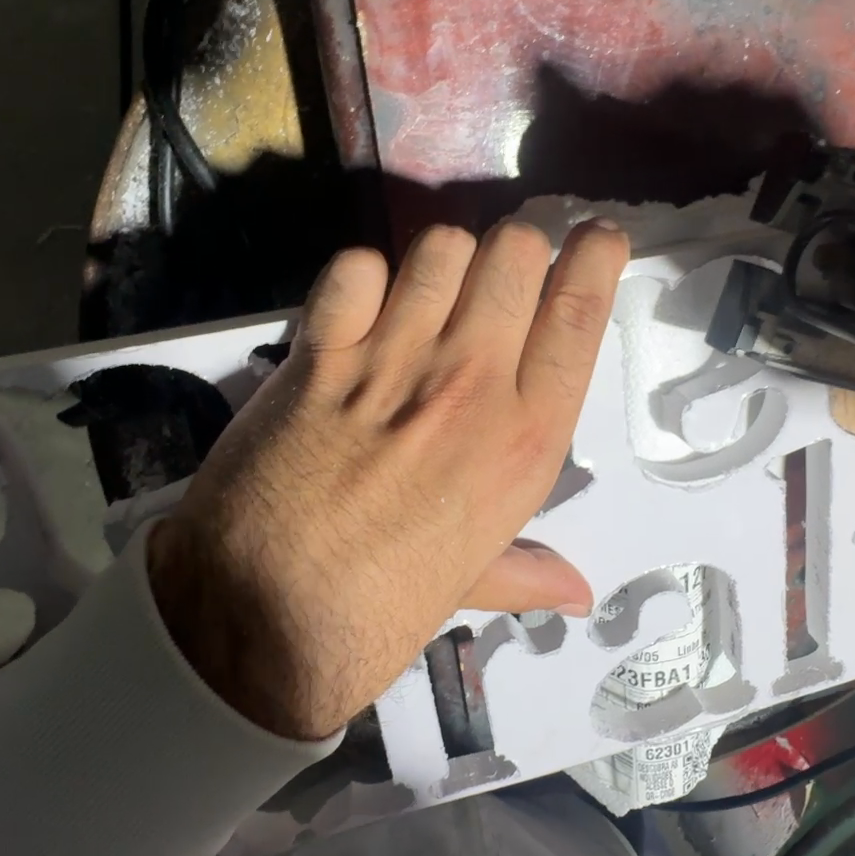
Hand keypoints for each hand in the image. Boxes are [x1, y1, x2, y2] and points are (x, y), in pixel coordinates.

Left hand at [147, 219, 629, 739]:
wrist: (259, 617)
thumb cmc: (378, 610)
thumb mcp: (468, 587)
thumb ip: (528, 571)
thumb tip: (581, 595)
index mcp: (524, 440)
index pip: (580, 314)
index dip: (595, 257)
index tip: (595, 238)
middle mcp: (470, 383)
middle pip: (515, 253)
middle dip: (514, 252)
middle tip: (497, 281)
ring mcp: (393, 360)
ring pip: (442, 247)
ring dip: (443, 262)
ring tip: (431, 294)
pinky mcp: (321, 351)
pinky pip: (358, 267)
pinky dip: (363, 277)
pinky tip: (361, 309)